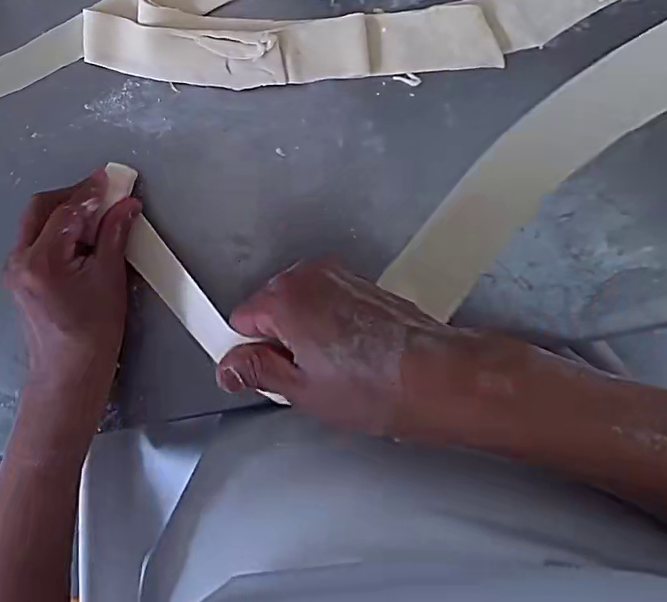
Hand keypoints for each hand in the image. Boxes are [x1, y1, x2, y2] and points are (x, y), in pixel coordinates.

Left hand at [4, 170, 140, 396]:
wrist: (69, 378)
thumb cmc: (91, 336)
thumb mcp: (110, 278)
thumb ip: (114, 234)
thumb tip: (125, 205)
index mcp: (40, 261)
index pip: (66, 211)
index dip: (91, 191)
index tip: (111, 178)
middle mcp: (19, 261)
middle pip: (41, 208)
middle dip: (74, 196)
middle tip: (104, 194)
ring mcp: (16, 270)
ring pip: (37, 222)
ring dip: (67, 212)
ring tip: (98, 216)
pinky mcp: (21, 278)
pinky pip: (38, 240)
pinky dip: (60, 230)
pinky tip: (84, 236)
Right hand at [216, 258, 591, 444]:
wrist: (436, 376)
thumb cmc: (378, 386)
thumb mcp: (302, 391)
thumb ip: (256, 371)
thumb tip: (230, 366)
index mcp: (284, 299)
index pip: (239, 319)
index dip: (249, 350)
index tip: (261, 369)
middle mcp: (306, 276)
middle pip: (267, 306)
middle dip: (278, 338)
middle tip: (305, 375)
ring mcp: (333, 274)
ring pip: (296, 303)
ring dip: (304, 330)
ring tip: (333, 366)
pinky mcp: (354, 280)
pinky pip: (322, 298)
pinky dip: (327, 320)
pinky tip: (349, 352)